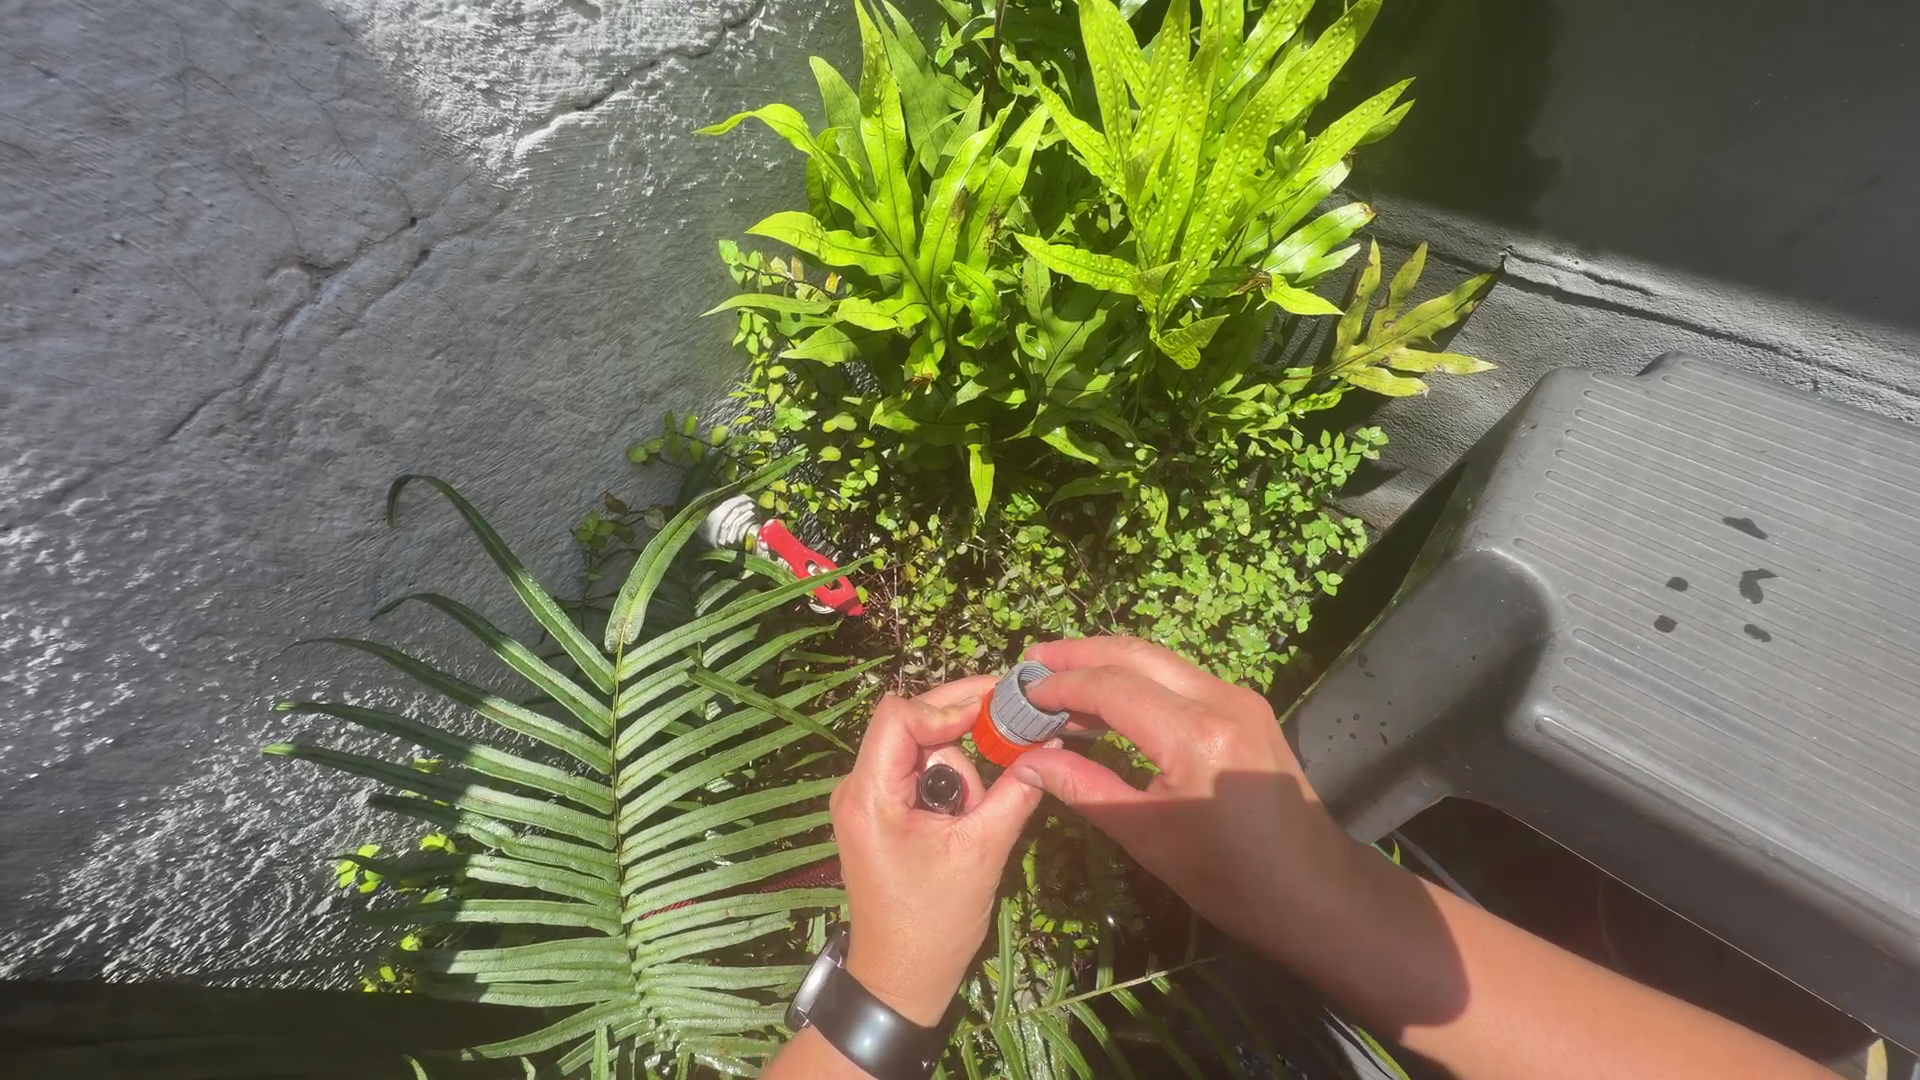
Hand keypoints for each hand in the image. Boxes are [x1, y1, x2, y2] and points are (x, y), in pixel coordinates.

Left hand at [830, 676, 1046, 1024]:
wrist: (901, 978)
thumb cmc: (935, 920)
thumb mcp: (982, 851)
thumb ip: (1014, 792)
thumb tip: (1048, 743)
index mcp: (869, 793)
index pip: (899, 716)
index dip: (946, 707)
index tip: (991, 714)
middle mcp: (858, 785)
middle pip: (908, 724)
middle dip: (959, 723)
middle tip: (1007, 719)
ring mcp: (866, 798)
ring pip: (918, 747)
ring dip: (956, 764)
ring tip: (976, 811)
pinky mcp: (879, 811)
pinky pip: (915, 771)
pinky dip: (947, 778)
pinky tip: (968, 807)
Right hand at [1007, 637, 1361, 955]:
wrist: (1317, 892)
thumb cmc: (1230, 878)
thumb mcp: (1147, 837)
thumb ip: (1083, 787)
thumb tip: (1026, 762)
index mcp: (1195, 735)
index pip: (1112, 688)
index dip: (1062, 686)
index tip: (1022, 693)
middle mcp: (1220, 699)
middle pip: (1134, 654)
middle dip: (1079, 653)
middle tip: (1033, 660)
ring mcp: (1238, 696)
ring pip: (1158, 658)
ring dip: (1106, 660)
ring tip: (1060, 671)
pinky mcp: (1245, 705)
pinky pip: (1178, 676)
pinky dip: (1136, 677)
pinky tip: (1109, 696)